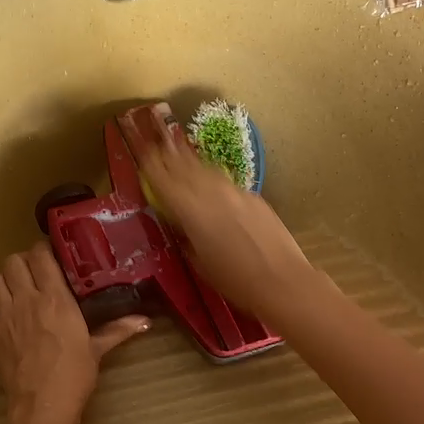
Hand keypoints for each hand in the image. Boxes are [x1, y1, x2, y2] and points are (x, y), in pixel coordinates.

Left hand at [0, 242, 149, 419]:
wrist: (45, 402)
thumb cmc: (75, 374)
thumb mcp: (98, 348)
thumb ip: (118, 329)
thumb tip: (146, 321)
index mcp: (55, 298)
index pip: (41, 256)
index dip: (42, 250)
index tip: (49, 256)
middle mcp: (27, 299)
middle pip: (13, 262)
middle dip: (20, 263)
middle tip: (30, 274)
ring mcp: (4, 316)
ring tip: (8, 289)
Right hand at [133, 114, 316, 317]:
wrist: (281, 280)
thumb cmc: (235, 280)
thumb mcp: (199, 264)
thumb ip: (187, 239)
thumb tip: (183, 228)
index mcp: (191, 211)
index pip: (164, 181)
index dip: (152, 166)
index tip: (143, 154)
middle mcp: (212, 194)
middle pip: (185, 167)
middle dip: (169, 156)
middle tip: (157, 144)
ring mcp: (235, 192)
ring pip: (207, 170)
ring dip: (191, 162)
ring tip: (180, 154)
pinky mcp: (253, 198)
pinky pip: (226, 182)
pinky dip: (212, 179)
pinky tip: (211, 183)